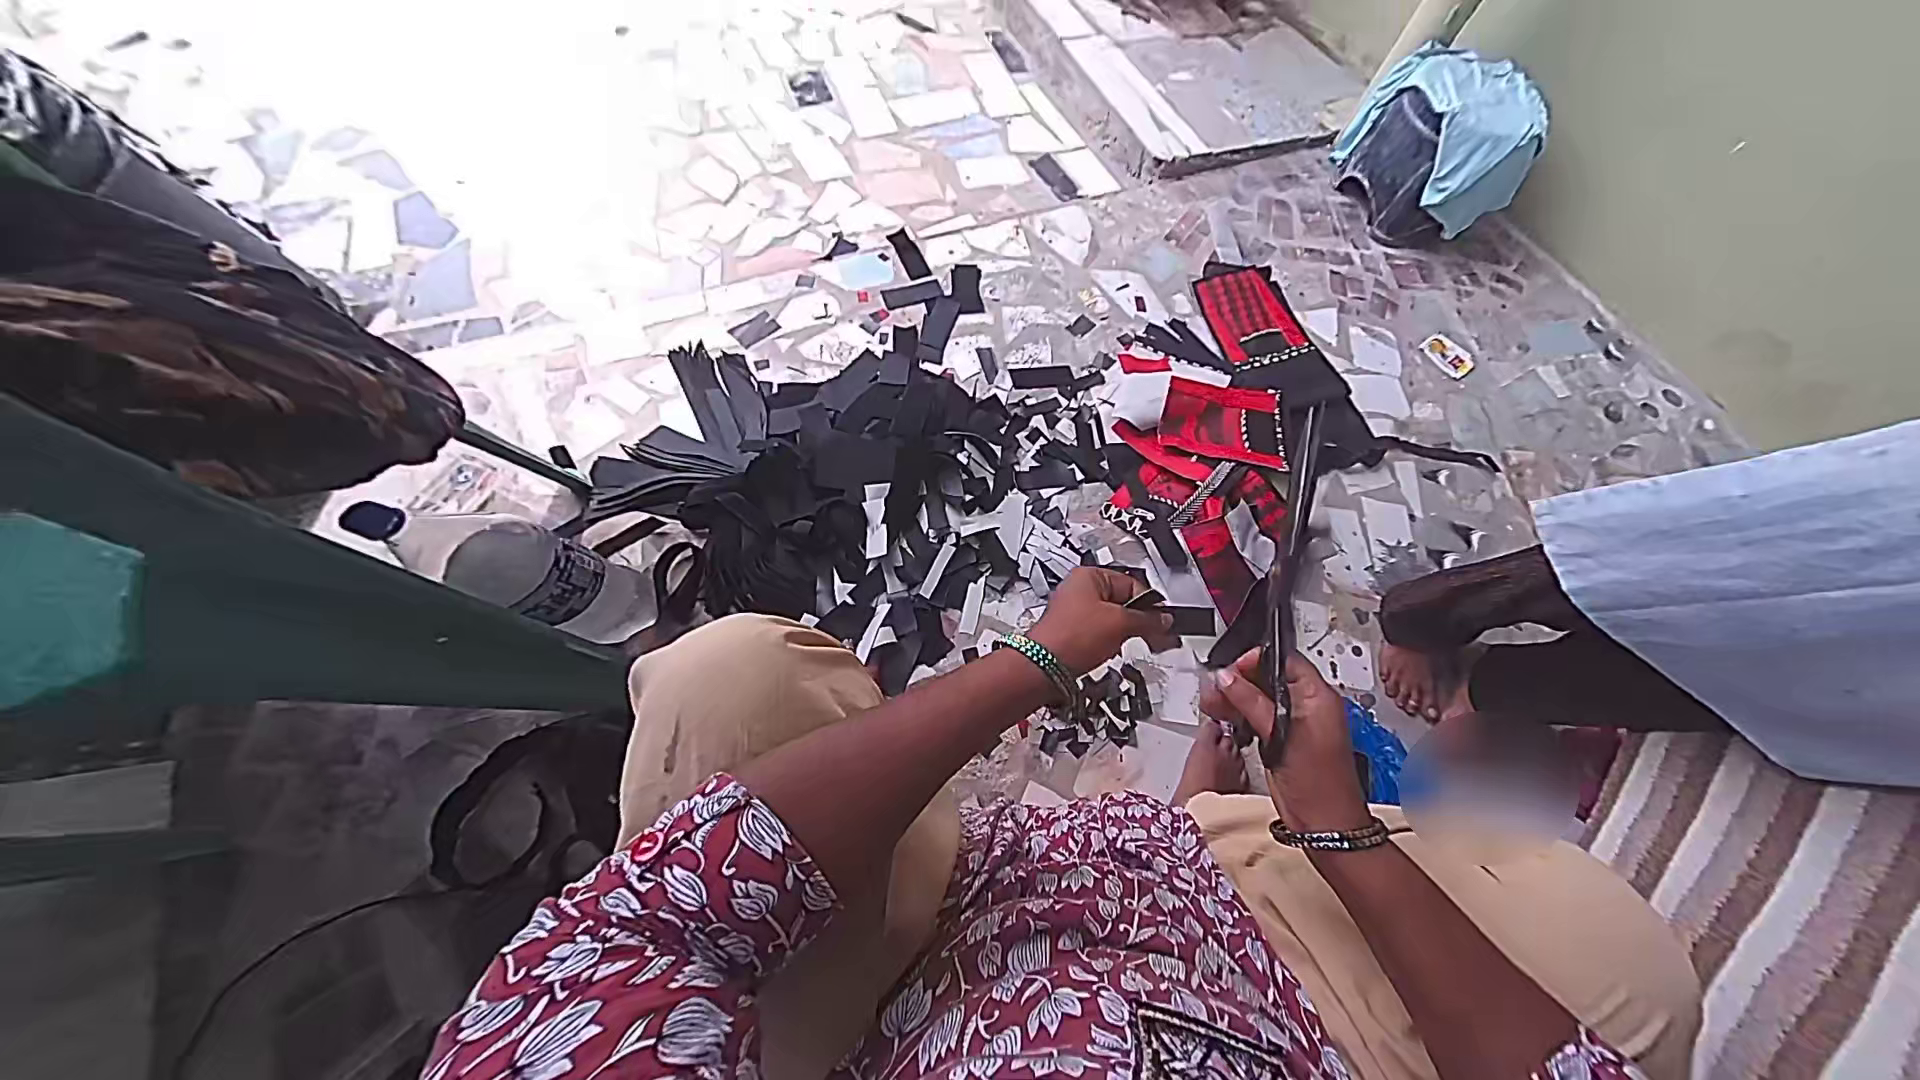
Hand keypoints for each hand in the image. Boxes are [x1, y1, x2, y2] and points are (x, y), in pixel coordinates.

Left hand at [1027, 567, 1172, 674]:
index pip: (1132, 583)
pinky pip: (1101, 633)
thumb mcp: (1120, 623)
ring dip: (1124, 632)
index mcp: (1088, 576)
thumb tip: (1163, 619)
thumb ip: (1147, 620)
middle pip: (1123, 602)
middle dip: (1138, 620)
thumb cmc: (1070, 637)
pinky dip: (1110, 642)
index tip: (1162, 619)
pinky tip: (1110, 650)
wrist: (1045, 667)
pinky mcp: (1073, 633)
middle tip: (1153, 634)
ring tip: (1125, 642)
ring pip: (1112, 619)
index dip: (1150, 603)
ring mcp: (1075, 612)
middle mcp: (1079, 591)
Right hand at [1201, 648, 1369, 832]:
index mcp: (1318, 698)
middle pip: (1267, 676)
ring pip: (1257, 695)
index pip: (1285, 660)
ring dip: (1233, 697)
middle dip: (1238, 680)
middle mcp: (1306, 706)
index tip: (1233, 671)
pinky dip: (1239, 713)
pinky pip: (1256, 714)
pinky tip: (1224, 716)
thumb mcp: (1280, 736)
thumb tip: (1227, 677)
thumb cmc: (1319, 785)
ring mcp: (1292, 722)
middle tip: (1217, 689)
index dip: (1256, 661)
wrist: (1324, 826)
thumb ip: (1252, 702)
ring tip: (1214, 703)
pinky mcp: (1279, 737)